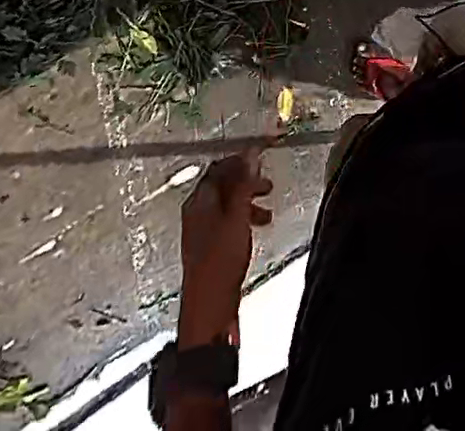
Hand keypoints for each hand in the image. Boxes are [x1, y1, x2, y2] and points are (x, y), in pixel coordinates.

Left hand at [178, 150, 272, 346]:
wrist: (209, 309)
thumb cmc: (220, 263)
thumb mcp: (237, 217)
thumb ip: (244, 185)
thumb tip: (250, 156)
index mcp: (199, 201)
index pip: (219, 167)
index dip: (241, 160)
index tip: (261, 156)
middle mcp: (196, 212)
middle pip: (222, 185)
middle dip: (246, 181)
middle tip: (267, 183)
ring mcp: (201, 230)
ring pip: (226, 204)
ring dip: (247, 201)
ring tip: (267, 209)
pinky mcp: (209, 247)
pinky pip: (227, 222)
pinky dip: (243, 218)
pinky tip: (255, 229)